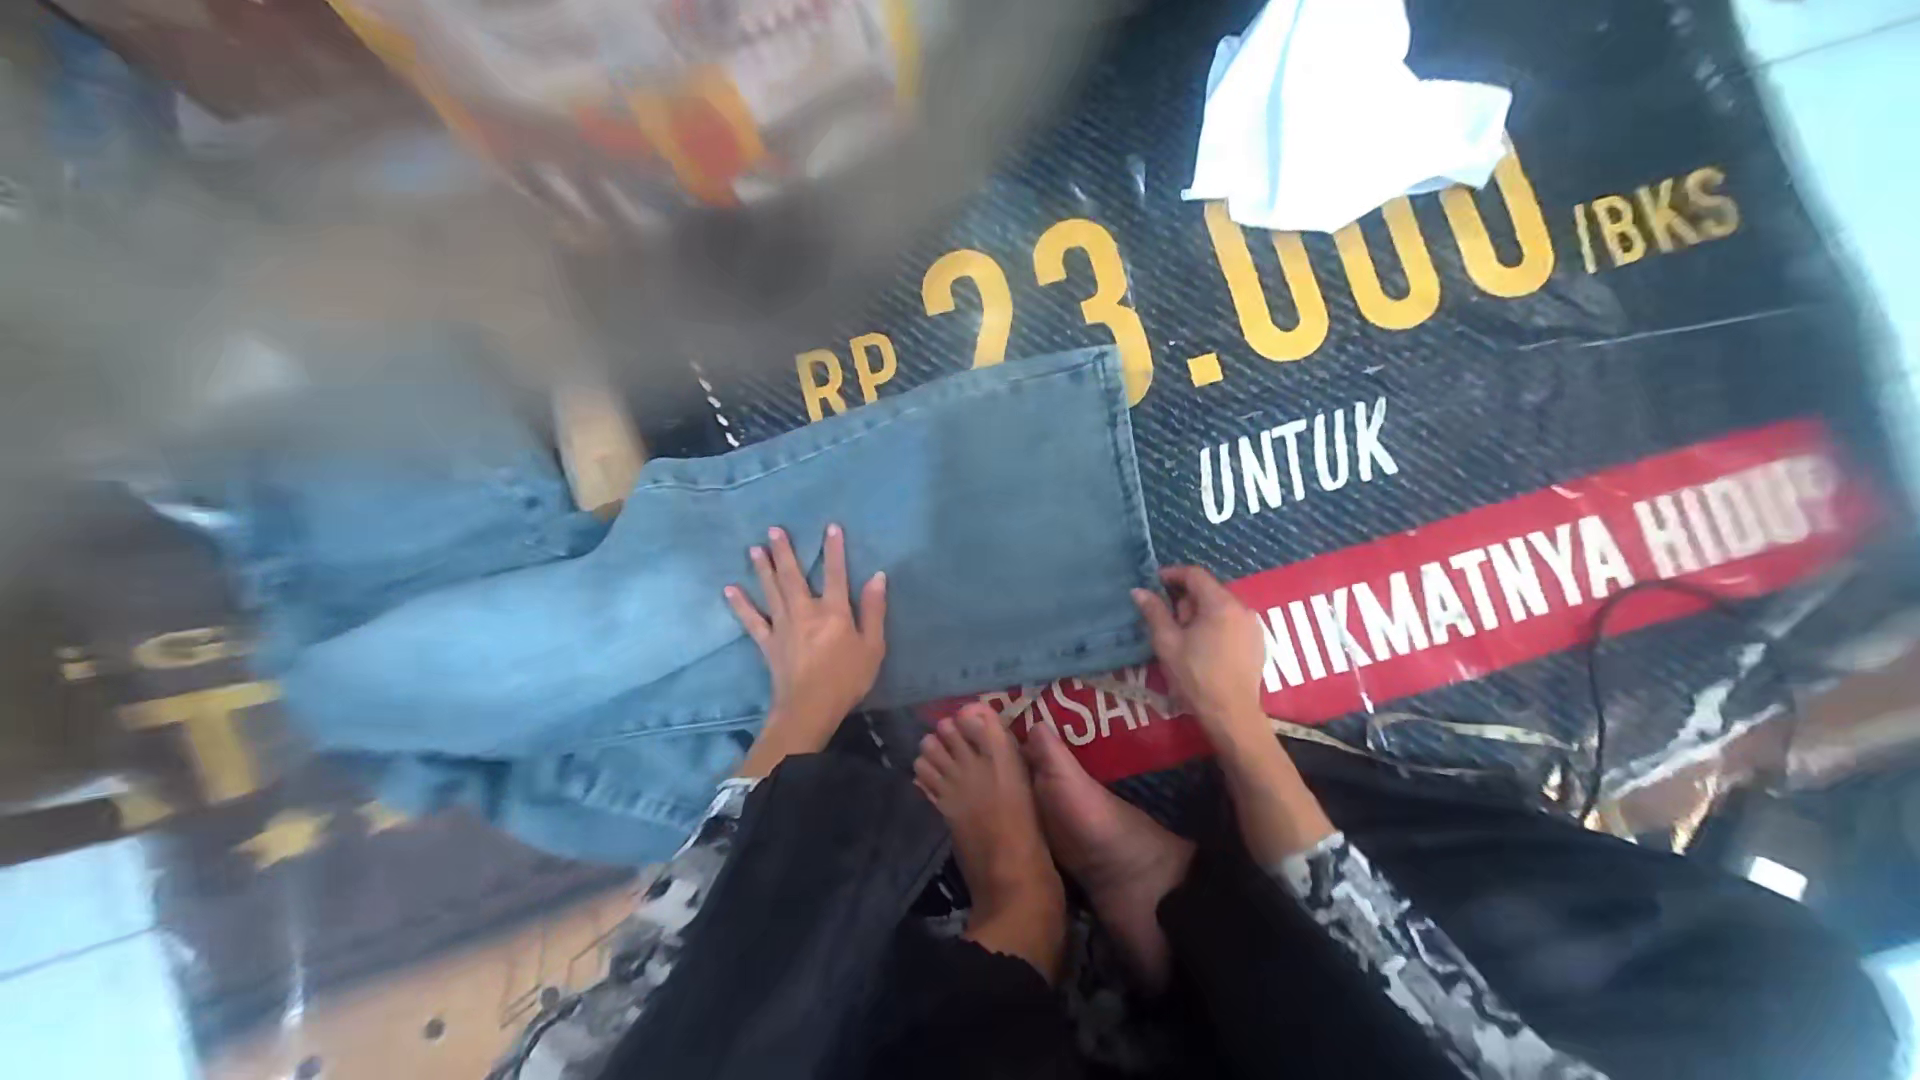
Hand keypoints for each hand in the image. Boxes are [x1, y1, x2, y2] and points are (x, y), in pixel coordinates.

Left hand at [725, 524, 886, 772]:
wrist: (810, 708)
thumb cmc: (847, 678)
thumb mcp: (873, 646)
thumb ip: (873, 610)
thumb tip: (877, 576)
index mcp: (833, 611)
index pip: (836, 573)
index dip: (834, 549)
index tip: (830, 526)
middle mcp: (805, 611)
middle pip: (793, 576)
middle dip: (784, 551)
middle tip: (773, 529)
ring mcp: (782, 626)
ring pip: (770, 590)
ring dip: (762, 568)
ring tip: (754, 549)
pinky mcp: (767, 643)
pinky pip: (751, 620)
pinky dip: (740, 604)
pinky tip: (730, 589)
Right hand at [1132, 566, 1265, 738]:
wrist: (1231, 714)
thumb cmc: (1195, 676)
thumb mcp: (1167, 642)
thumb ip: (1154, 612)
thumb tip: (1139, 590)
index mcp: (1221, 604)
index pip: (1195, 574)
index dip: (1172, 574)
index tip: (1153, 584)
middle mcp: (1242, 608)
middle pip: (1208, 590)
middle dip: (1185, 598)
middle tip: (1166, 619)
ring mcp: (1254, 625)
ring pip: (1220, 606)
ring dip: (1200, 612)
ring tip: (1183, 635)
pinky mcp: (1258, 642)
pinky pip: (1232, 622)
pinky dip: (1215, 625)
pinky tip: (1204, 647)